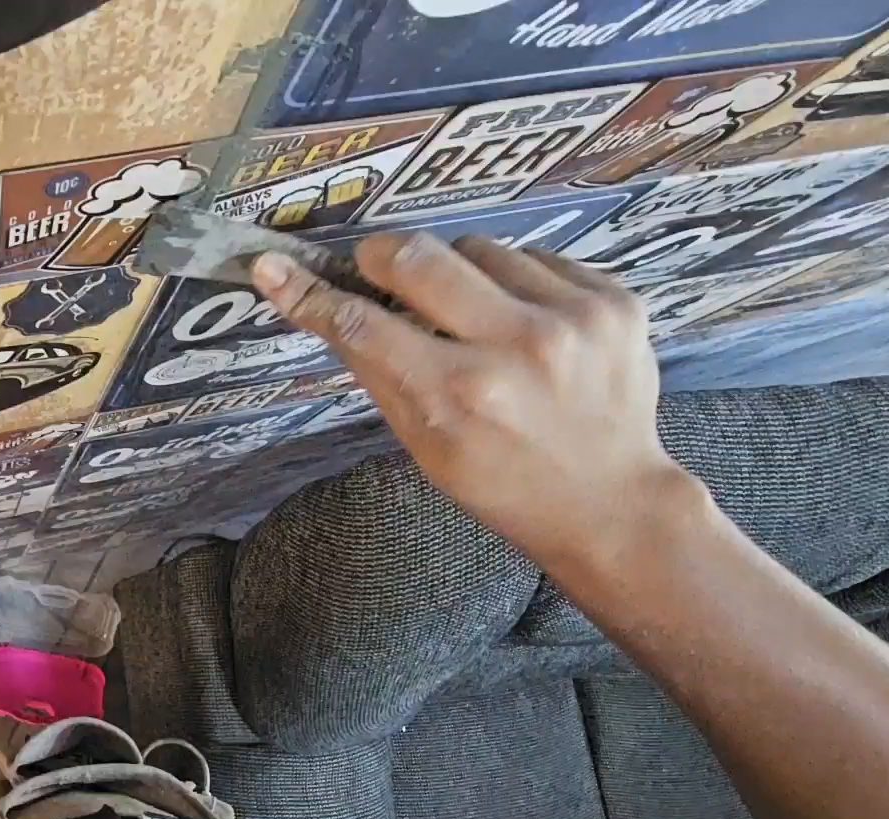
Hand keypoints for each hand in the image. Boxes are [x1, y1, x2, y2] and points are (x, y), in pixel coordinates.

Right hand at [251, 233, 691, 562]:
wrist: (607, 500)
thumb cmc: (496, 482)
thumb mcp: (423, 445)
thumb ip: (384, 376)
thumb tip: (339, 313)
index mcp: (456, 396)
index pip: (362, 327)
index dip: (309, 294)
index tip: (273, 268)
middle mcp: (515, 347)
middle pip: (420, 259)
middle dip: (382, 254)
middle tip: (374, 264)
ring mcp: (573, 317)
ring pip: (479, 248)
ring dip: (454, 270)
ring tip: (467, 310)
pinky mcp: (614, 300)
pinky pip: (535, 258)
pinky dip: (510, 280)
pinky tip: (521, 320)